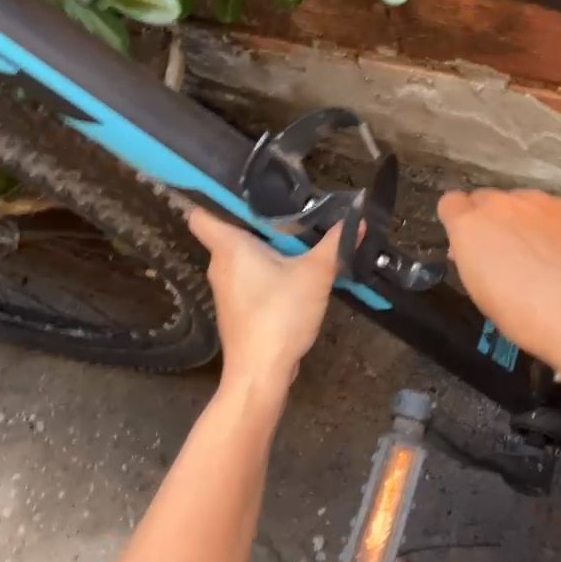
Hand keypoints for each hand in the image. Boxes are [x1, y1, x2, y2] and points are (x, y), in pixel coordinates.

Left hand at [187, 209, 343, 393]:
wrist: (261, 373)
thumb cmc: (279, 317)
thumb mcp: (315, 274)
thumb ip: (336, 244)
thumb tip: (359, 217)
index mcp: (229, 247)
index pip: (201, 213)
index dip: (213, 197)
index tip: (242, 188)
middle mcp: (220, 264)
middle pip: (230, 231)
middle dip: (258, 221)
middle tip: (289, 209)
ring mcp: (226, 289)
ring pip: (242, 256)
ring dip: (266, 248)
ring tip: (297, 238)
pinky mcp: (237, 308)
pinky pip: (249, 277)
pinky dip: (267, 271)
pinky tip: (293, 273)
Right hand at [437, 189, 560, 361]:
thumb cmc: (520, 315)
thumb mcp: (479, 290)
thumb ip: (472, 258)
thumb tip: (476, 249)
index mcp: (468, 225)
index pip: (450, 203)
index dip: (458, 221)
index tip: (468, 244)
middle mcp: (498, 204)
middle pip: (484, 199)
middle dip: (488, 220)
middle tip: (504, 251)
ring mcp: (535, 201)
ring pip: (517, 201)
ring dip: (519, 218)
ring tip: (538, 251)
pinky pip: (548, 208)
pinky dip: (548, 223)